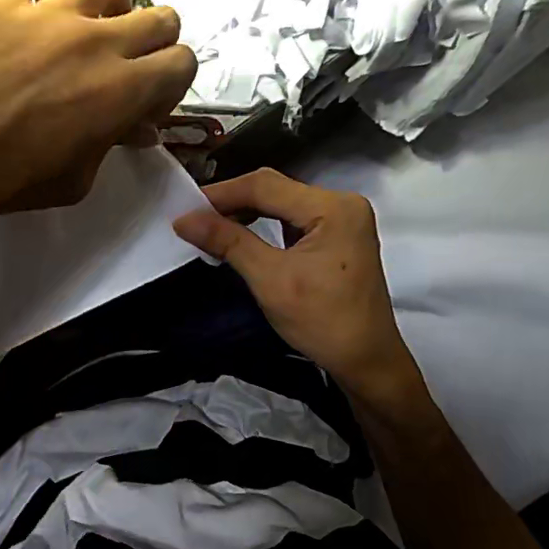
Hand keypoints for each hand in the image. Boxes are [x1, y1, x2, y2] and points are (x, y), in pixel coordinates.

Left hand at [0, 0, 196, 260]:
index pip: (182, 63)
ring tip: (88, 21)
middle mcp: (97, 41)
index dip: (170, 86)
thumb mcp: (73, 183)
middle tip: (122, 70)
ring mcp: (49, 12)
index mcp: (121, 92)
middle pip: (161, 16)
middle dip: (153, 44)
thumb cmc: (1, 182)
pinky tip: (31, 0)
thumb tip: (130, 127)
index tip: (144, 105)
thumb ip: (109, 146)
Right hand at [172, 168, 416, 399]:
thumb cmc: (322, 322)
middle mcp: (342, 203)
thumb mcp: (270, 280)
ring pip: (282, 203)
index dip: (221, 195)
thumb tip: (184, 219)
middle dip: (232, 202)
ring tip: (211, 226)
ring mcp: (342, 219)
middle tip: (194, 218)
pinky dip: (265, 225)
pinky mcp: (338, 236)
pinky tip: (240, 234)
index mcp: (333, 207)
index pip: (265, 186)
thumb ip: (228, 242)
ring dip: (246, 213)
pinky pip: (293, 219)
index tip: (185, 209)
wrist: (365, 361)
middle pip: (275, 190)